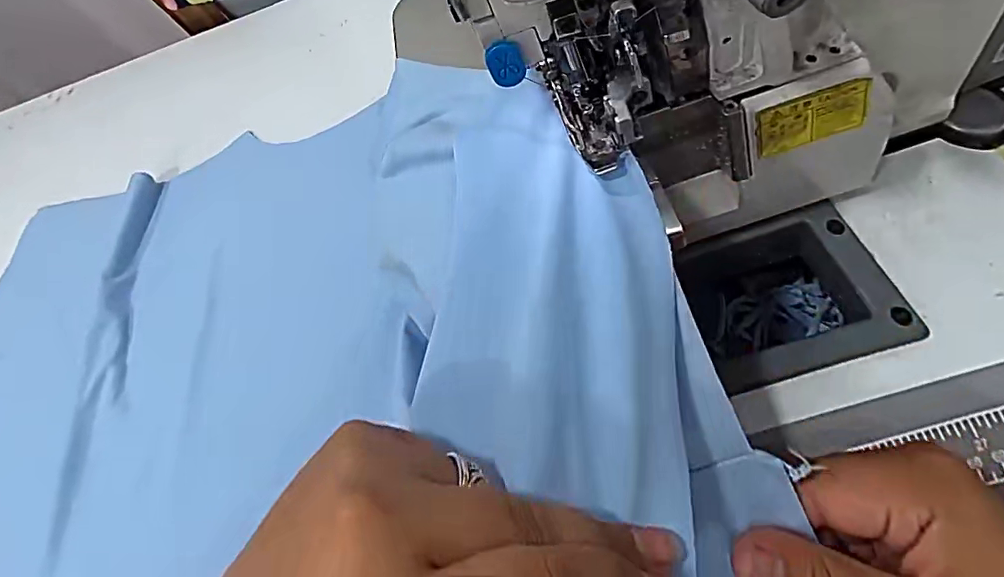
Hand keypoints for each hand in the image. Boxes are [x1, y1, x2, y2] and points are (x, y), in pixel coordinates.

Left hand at [226, 420, 686, 576]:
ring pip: (480, 480)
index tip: (657, 566)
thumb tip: (573, 565)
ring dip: (515, 514)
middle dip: (586, 537)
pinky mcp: (346, 439)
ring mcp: (358, 463)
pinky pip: (435, 460)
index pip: (531, 570)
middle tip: (647, 549)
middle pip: (513, 515)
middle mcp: (378, 512)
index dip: (602, 570)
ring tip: (567, 537)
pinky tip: (460, 523)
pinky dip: (455, 492)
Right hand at [731, 444, 1003, 576]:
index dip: (780, 530)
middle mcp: (923, 470)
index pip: (805, 483)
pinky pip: (876, 534)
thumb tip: (750, 550)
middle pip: (823, 500)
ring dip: (835, 562)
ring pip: (845, 521)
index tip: (761, 568)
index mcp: (917, 473)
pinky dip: (863, 564)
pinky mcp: (944, 527)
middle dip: (810, 550)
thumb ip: (823, 575)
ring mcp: (936, 498)